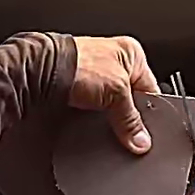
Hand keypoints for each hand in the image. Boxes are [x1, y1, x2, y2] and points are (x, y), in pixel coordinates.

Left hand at [68, 35, 157, 154]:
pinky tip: (91, 126)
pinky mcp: (78, 90)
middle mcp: (114, 62)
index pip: (150, 88)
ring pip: (110, 107)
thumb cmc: (79, 65)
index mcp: (131, 53)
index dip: (151, 111)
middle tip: (129, 132)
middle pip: (130, 100)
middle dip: (128, 116)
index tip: (149, 132)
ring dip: (108, 119)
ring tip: (107, 128)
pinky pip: (92, 111)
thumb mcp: (118, 92)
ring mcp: (95, 76)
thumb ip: (131, 119)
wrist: (42, 71)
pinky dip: (92, 120)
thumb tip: (141, 141)